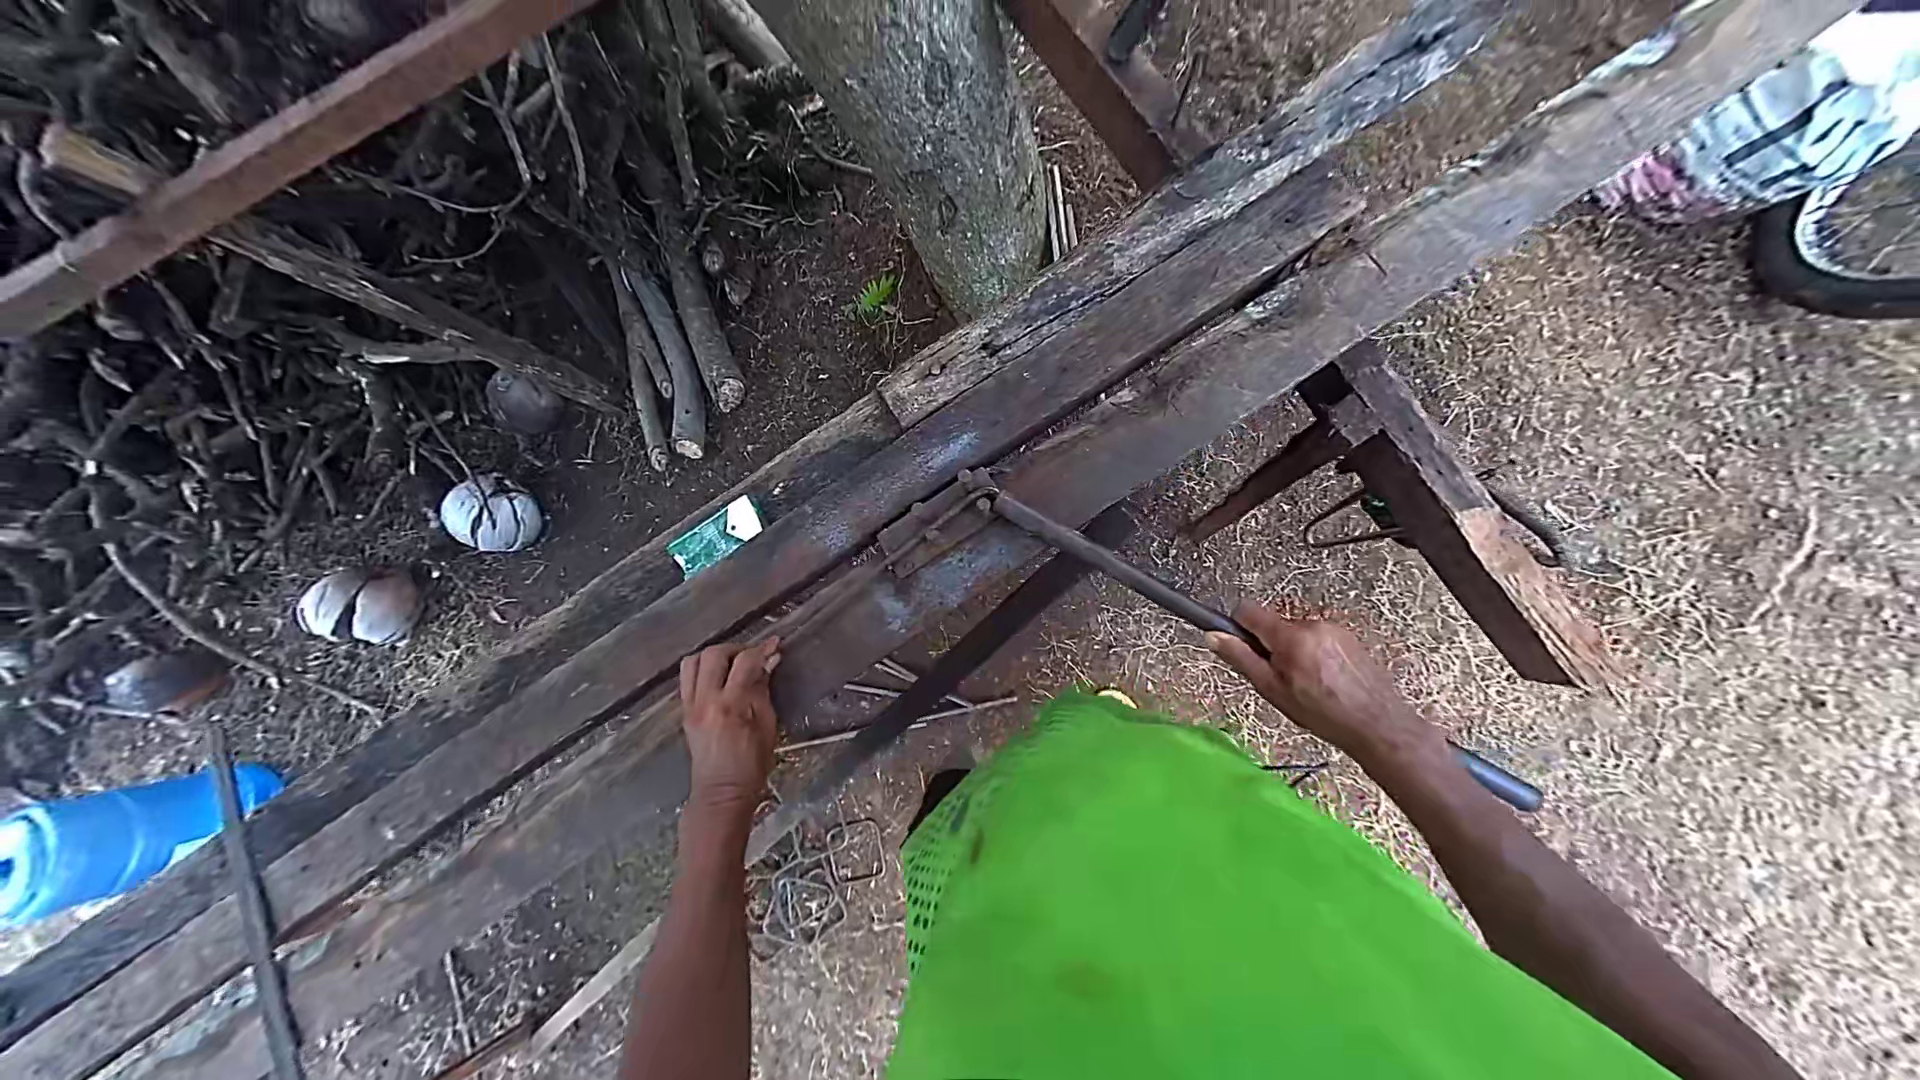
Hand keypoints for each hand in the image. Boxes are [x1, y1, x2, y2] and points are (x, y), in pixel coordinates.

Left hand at [678, 638, 782, 818]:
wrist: (721, 792)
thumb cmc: (752, 764)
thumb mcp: (767, 725)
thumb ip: (763, 689)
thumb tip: (769, 661)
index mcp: (731, 705)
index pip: (745, 662)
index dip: (763, 649)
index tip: (776, 644)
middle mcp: (705, 701)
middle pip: (714, 654)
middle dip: (737, 648)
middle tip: (752, 656)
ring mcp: (690, 706)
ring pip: (693, 662)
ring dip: (714, 656)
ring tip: (732, 664)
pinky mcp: (684, 712)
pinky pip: (688, 678)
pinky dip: (703, 670)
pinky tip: (719, 678)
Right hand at [1206, 606, 1438, 760]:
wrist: (1379, 725)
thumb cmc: (1325, 713)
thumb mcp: (1272, 689)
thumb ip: (1240, 658)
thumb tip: (1213, 636)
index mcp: (1291, 636)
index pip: (1248, 610)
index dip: (1238, 628)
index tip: (1241, 646)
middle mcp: (1313, 625)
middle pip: (1273, 625)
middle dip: (1270, 646)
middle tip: (1279, 678)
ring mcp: (1333, 629)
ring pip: (1295, 633)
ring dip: (1293, 652)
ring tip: (1306, 683)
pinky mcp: (1348, 637)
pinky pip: (1316, 638)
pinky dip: (1313, 654)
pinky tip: (1324, 680)